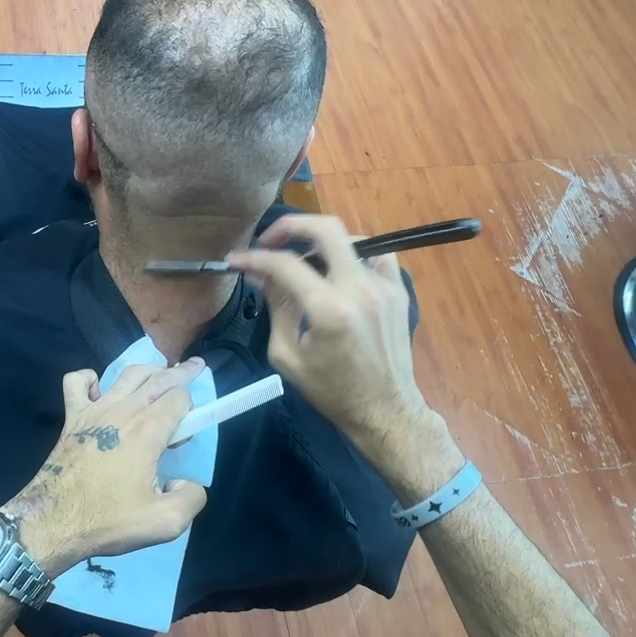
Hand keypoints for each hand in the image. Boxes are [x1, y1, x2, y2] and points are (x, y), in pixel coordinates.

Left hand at [3, 360, 209, 576]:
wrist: (53, 521)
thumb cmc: (108, 520)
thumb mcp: (165, 522)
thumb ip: (191, 498)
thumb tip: (186, 481)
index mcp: (147, 431)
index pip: (178, 397)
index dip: (191, 407)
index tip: (188, 430)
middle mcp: (122, 411)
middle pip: (158, 378)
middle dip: (181, 372)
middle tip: (195, 369)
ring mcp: (94, 410)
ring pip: (126, 374)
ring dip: (147, 370)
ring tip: (159, 374)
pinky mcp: (72, 418)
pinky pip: (77, 383)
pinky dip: (90, 379)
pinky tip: (100, 391)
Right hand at [227, 215, 457, 486]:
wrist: (384, 410)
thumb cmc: (330, 390)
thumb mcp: (287, 355)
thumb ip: (276, 307)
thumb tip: (262, 275)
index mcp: (329, 310)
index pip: (285, 264)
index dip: (255, 256)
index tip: (236, 259)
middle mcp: (359, 289)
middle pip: (325, 228)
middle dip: (290, 226)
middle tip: (270, 240)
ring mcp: (385, 286)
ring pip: (350, 238)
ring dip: (320, 243)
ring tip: (303, 261)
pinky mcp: (398, 290)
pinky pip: (376, 253)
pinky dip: (353, 253)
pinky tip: (339, 268)